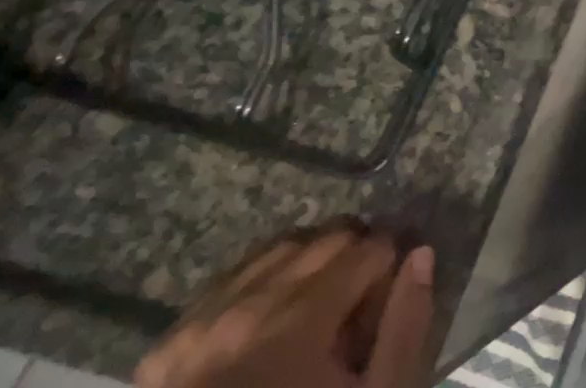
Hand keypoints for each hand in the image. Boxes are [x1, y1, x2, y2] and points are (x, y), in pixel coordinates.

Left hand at [135, 222, 435, 387]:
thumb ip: (406, 326)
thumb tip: (420, 254)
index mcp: (296, 326)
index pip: (366, 249)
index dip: (389, 262)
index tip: (390, 288)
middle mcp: (240, 312)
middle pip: (323, 240)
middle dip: (354, 254)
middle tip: (361, 294)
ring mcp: (195, 327)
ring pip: (274, 249)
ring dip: (309, 261)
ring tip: (320, 303)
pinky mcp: (164, 346)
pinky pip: (226, 281)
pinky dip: (260, 283)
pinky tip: (273, 318)